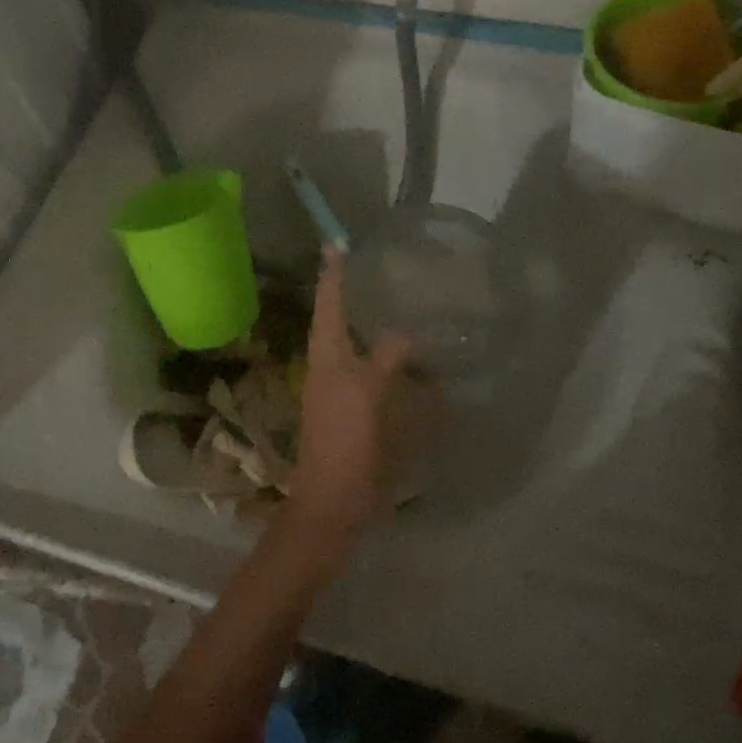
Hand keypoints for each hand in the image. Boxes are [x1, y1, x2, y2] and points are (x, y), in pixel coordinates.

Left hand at [288, 245, 414, 532]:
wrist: (334, 499)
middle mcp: (330, 366)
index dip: (334, 274)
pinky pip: (375, 373)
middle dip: (355, 295)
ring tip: (405, 307)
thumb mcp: (367, 392)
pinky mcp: (358, 412)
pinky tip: (415, 361)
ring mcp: (342, 390)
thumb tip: (407, 333)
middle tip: (385, 271)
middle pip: (340, 321)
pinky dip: (390, 359)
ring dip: (375, 326)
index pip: (329, 303)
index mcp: (326, 356)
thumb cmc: (345, 441)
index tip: (337, 242)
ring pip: (358, 346)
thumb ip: (387, 357)